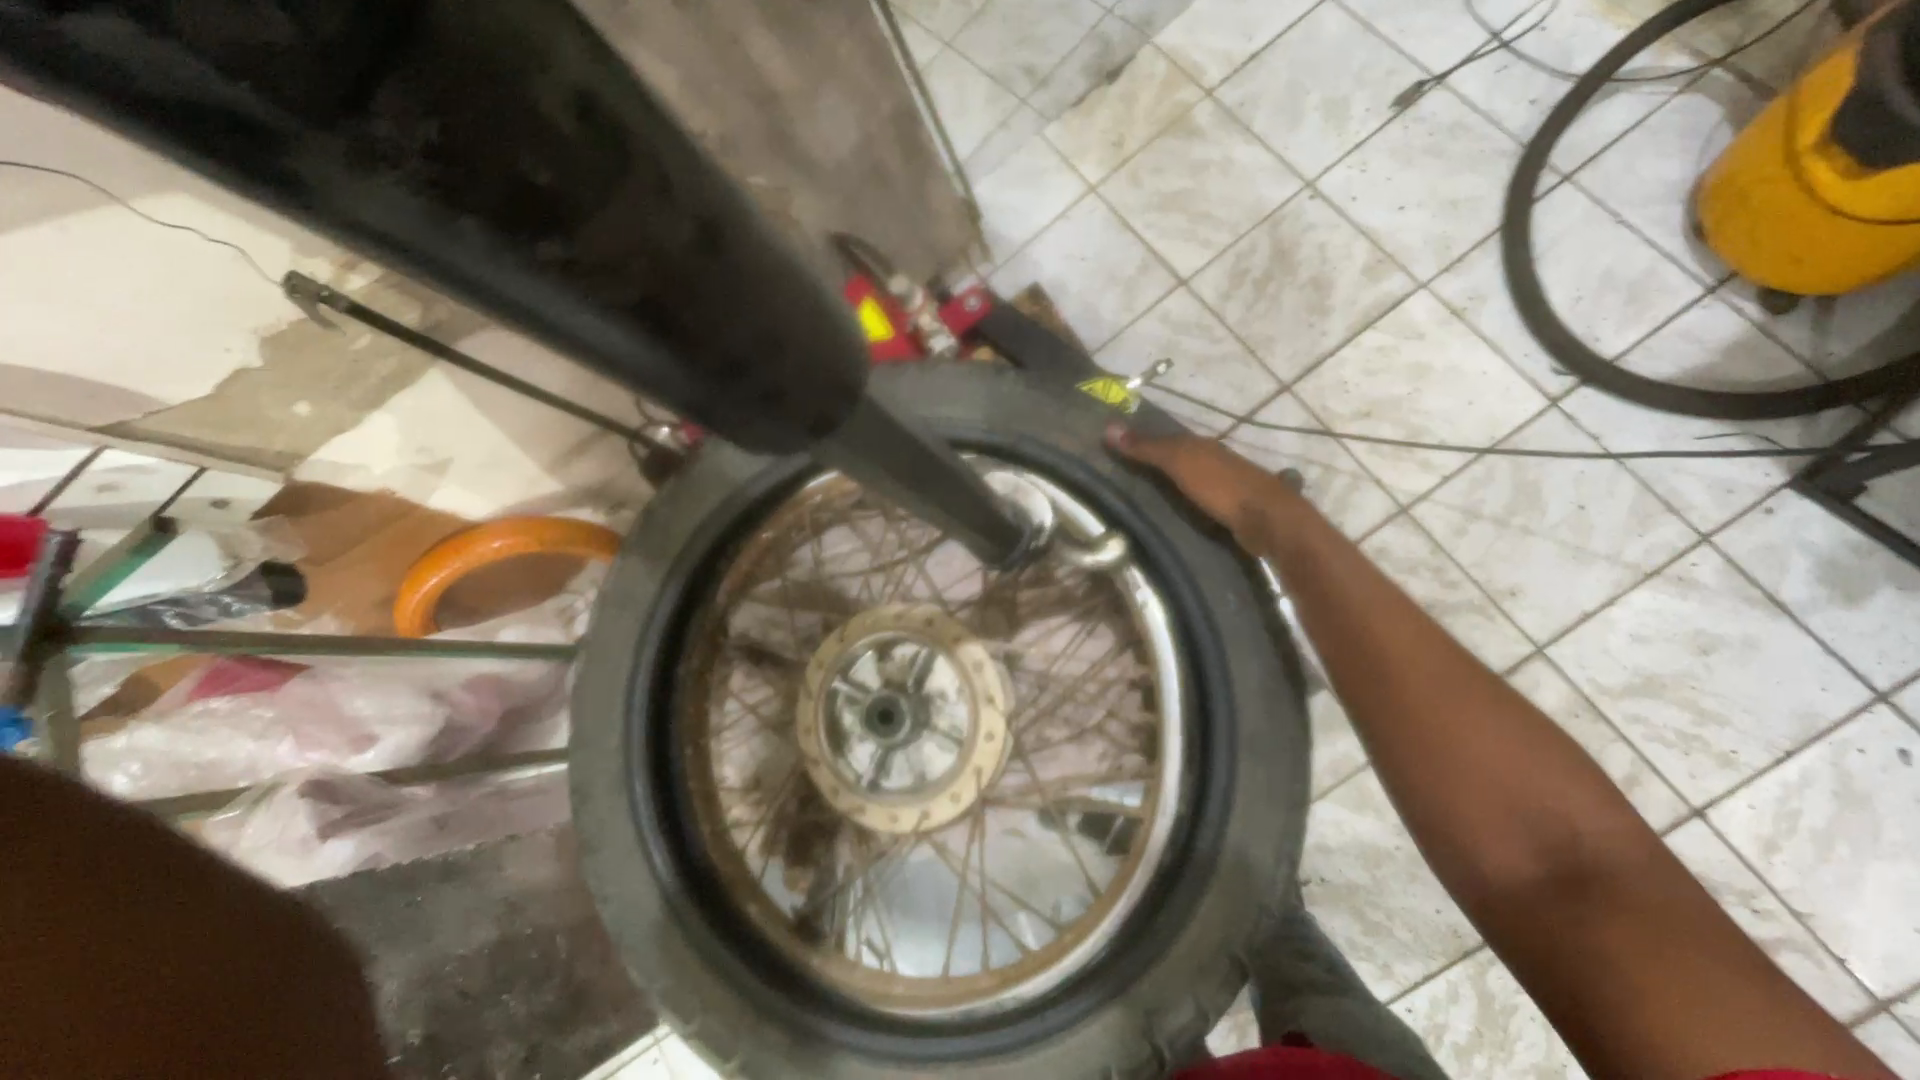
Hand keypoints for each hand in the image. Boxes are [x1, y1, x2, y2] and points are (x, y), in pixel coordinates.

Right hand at [1104, 422, 1303, 547]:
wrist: (1267, 520)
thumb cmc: (1221, 486)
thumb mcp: (1179, 463)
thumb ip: (1146, 449)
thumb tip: (1108, 427)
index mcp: (1202, 445)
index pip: (1167, 438)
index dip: (1145, 442)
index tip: (1120, 449)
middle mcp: (1215, 460)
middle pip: (1182, 458)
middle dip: (1160, 462)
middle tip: (1128, 474)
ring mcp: (1226, 485)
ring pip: (1193, 479)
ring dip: (1176, 484)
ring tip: (1148, 497)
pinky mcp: (1232, 510)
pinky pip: (1202, 501)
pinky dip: (1188, 502)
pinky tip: (1178, 512)